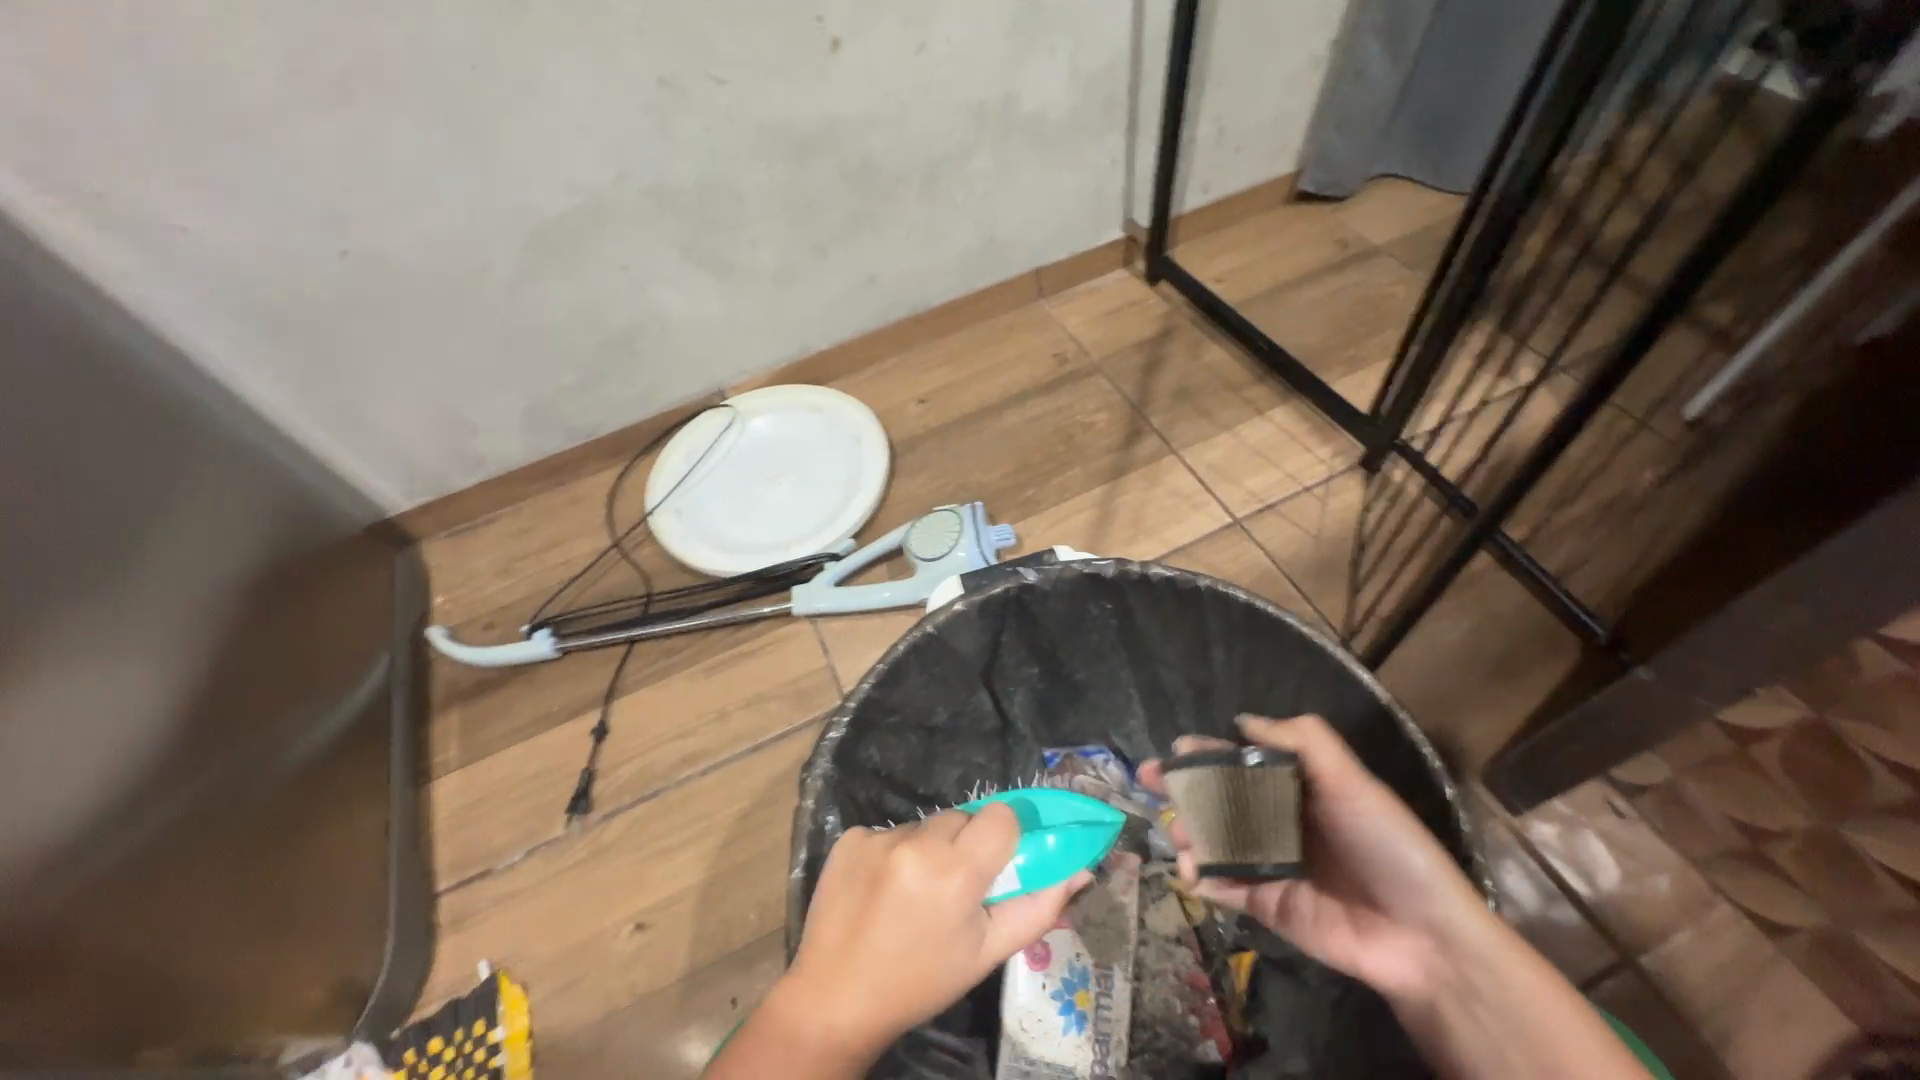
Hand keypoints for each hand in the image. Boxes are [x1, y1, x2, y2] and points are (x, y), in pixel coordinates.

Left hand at [773, 803, 1090, 1057]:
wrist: (836, 998)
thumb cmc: (921, 981)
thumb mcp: (986, 953)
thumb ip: (1038, 907)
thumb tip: (1081, 870)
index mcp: (956, 872)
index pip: (1001, 815)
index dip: (1005, 836)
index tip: (997, 864)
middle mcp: (917, 844)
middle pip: (962, 817)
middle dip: (965, 844)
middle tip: (954, 887)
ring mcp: (877, 838)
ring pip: (924, 824)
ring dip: (928, 849)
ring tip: (913, 894)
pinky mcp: (848, 839)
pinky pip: (888, 832)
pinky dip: (892, 853)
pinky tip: (882, 890)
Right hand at [1139, 714, 1490, 1001]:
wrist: (1421, 936)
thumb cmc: (1388, 847)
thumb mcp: (1352, 782)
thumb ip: (1302, 741)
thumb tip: (1242, 720)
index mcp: (1298, 789)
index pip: (1242, 763)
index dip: (1207, 754)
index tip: (1175, 750)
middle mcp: (1278, 822)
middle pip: (1217, 799)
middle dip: (1181, 789)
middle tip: (1148, 781)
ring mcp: (1267, 865)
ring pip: (1210, 839)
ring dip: (1186, 832)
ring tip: (1179, 836)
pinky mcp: (1262, 904)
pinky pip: (1219, 886)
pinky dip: (1198, 877)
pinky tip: (1191, 872)